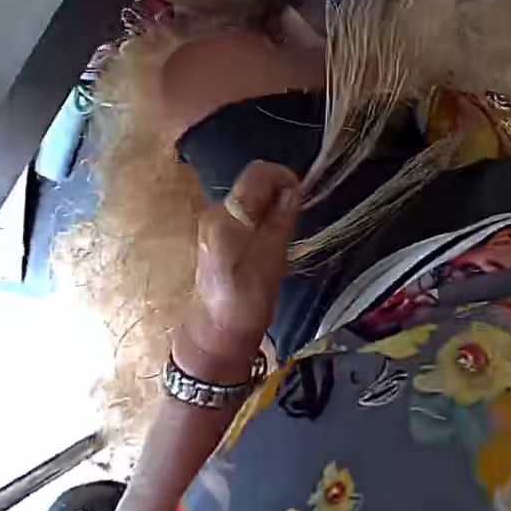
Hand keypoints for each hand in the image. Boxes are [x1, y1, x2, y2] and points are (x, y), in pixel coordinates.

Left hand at [181, 160, 299, 379]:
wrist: (212, 337)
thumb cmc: (245, 303)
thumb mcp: (271, 263)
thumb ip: (279, 223)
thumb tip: (292, 191)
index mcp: (228, 218)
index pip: (257, 173)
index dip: (284, 177)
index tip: (300, 197)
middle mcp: (215, 212)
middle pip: (253, 184)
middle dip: (278, 195)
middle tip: (293, 223)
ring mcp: (211, 223)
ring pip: (249, 199)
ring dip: (270, 209)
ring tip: (280, 240)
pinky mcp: (213, 235)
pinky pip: (242, 215)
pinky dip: (259, 221)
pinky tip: (266, 247)